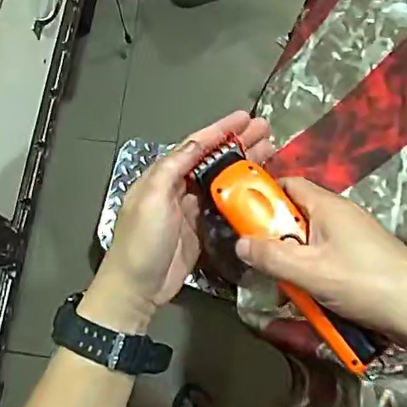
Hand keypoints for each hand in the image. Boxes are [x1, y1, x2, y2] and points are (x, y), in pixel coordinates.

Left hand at [86, 111, 274, 332]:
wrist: (136, 289)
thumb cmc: (141, 241)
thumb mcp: (152, 198)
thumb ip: (173, 168)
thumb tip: (197, 142)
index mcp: (163, 175)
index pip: (196, 145)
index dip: (221, 129)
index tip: (245, 117)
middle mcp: (178, 186)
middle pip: (213, 158)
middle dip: (239, 142)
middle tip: (265, 130)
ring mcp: (191, 208)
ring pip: (222, 178)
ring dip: (244, 164)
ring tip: (270, 150)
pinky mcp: (202, 228)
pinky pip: (225, 203)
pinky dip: (242, 192)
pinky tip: (259, 186)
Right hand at [233, 177, 406, 345]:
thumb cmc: (365, 282)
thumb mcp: (310, 272)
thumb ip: (272, 256)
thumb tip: (240, 243)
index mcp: (327, 205)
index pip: (287, 185)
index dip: (263, 198)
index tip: (243, 220)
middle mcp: (341, 215)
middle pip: (296, 218)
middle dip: (278, 242)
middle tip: (267, 266)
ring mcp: (355, 238)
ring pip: (311, 244)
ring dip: (296, 267)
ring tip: (292, 293)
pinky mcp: (364, 260)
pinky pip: (328, 260)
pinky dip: (316, 276)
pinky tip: (316, 302)